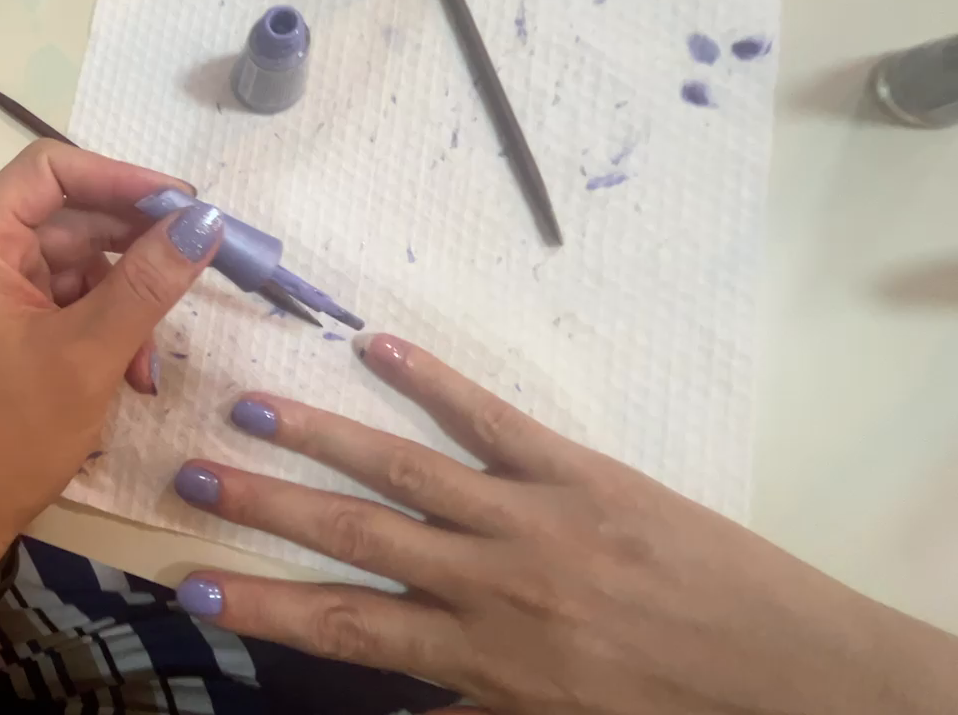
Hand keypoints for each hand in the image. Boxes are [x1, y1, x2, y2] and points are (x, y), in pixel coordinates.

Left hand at [0, 141, 223, 583]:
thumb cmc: (12, 431)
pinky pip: (75, 297)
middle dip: (135, 242)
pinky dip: (111, 323)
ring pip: (81, 259)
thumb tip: (205, 220)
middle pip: (70, 213)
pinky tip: (137, 369)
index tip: (183, 201)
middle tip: (199, 257)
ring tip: (153, 351)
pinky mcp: (17, 318)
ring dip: (128, 296)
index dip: (117, 177)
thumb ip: (148, 280)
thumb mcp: (89, 352)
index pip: (49, 170)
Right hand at [168, 334, 957, 714]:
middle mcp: (492, 583)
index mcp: (485, 657)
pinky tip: (375, 343)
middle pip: (353, 536)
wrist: (830, 696)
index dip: (262, 608)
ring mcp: (530, 516)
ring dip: (322, 435)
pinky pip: (491, 418)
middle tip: (190, 476)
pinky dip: (432, 378)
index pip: (346, 628)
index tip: (193, 586)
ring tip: (252, 407)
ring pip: (404, 468)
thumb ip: (462, 711)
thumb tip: (374, 703)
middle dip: (263, 508)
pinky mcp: (576, 471)